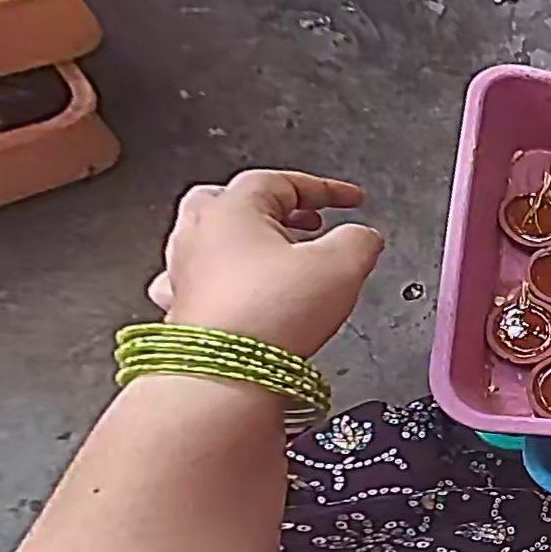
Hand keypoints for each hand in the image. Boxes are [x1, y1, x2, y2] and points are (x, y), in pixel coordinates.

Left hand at [147, 170, 383, 356]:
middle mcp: (199, 233)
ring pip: (219, 238)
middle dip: (280, 208)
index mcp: (232, 210)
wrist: (228, 369)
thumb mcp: (343, 265)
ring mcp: (185, 270)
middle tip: (312, 221)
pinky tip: (247, 286)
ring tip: (289, 255)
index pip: (282, 182)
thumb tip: (365, 236)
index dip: (325, 189)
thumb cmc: (276, 311)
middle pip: (238, 201)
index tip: (353, 199)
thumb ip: (361, 240)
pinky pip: (205, 277)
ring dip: (257, 240)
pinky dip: (231, 275)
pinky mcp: (186, 305)